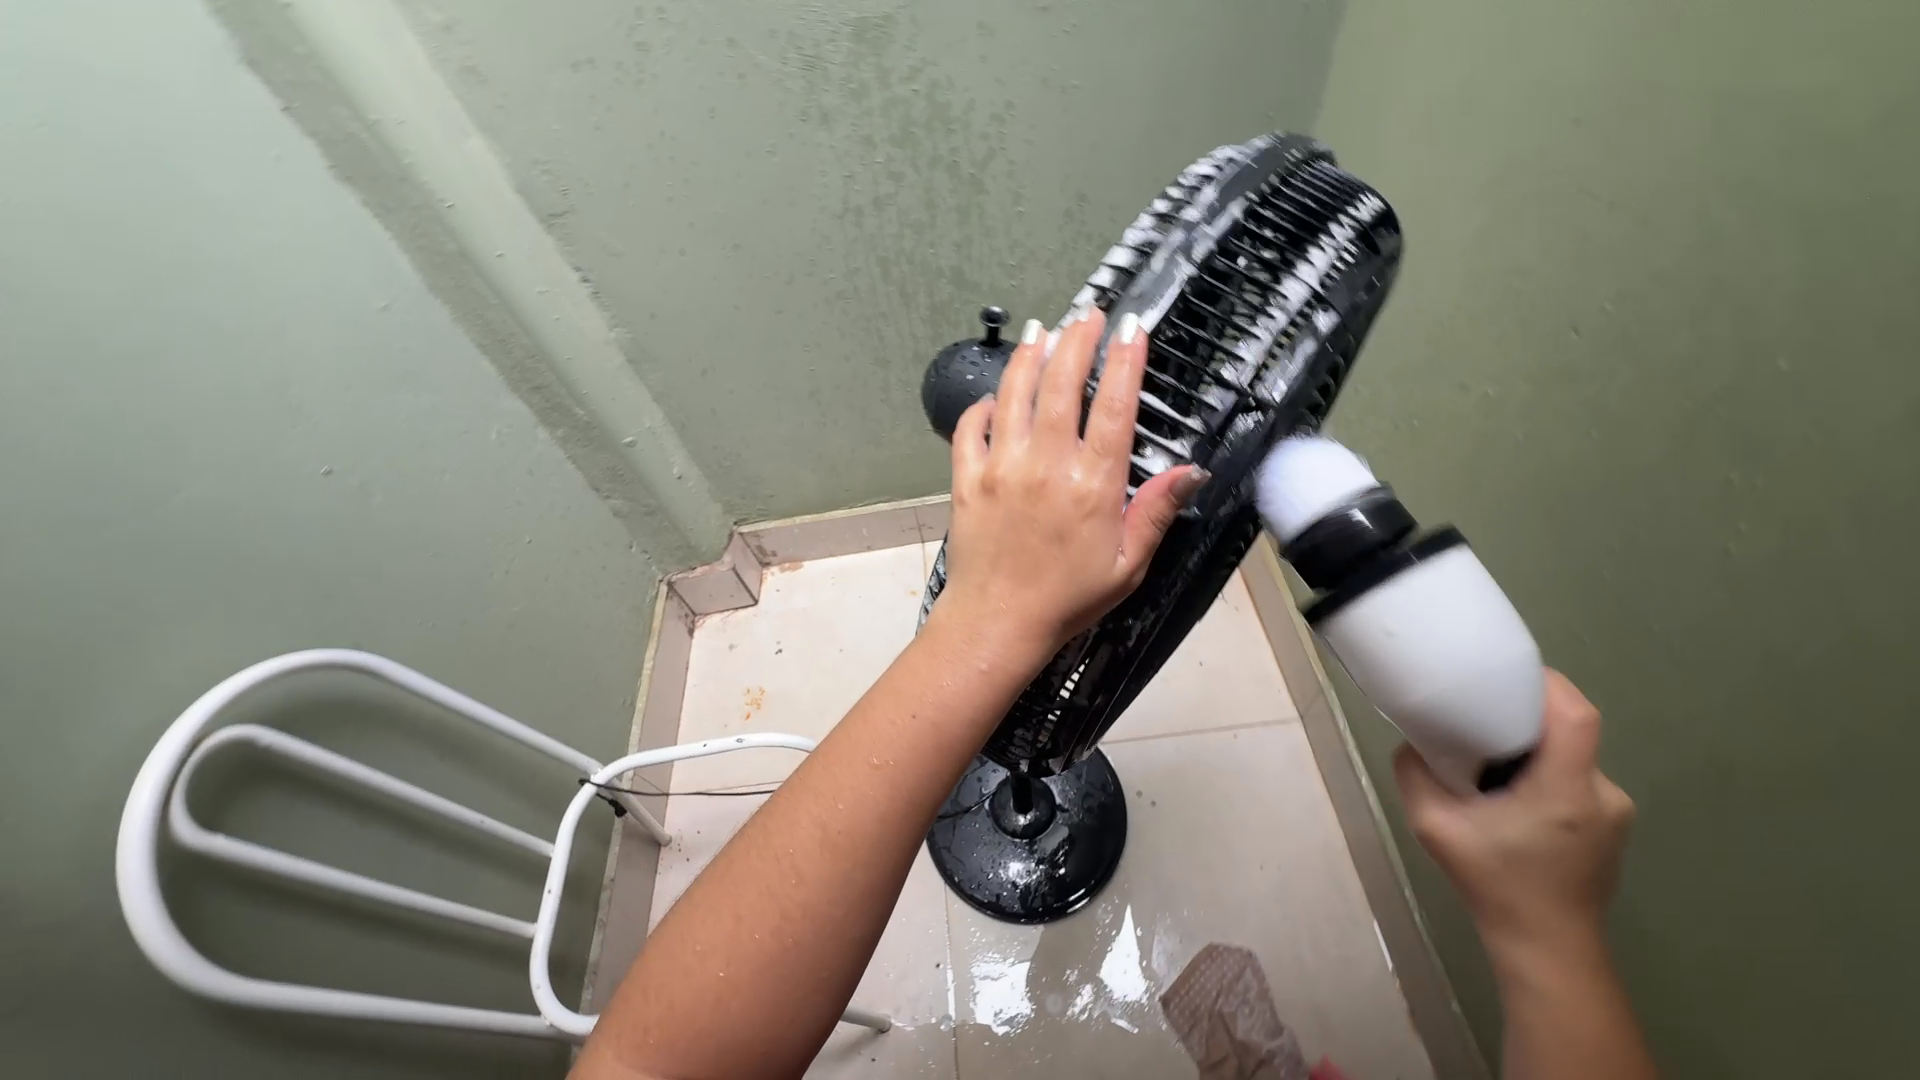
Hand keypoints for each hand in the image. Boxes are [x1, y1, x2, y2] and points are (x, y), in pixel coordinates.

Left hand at [934, 309, 1206, 653]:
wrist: (998, 622)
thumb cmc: (1068, 598)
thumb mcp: (1128, 565)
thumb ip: (1156, 512)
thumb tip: (1192, 471)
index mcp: (1093, 485)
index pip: (1116, 408)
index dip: (1125, 362)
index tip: (1131, 328)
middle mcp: (1046, 465)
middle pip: (1063, 385)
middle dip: (1077, 341)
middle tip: (1087, 314)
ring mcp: (1002, 467)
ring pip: (1015, 394)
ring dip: (1030, 356)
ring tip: (1043, 330)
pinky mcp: (967, 478)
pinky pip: (970, 428)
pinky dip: (982, 405)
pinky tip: (994, 395)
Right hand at [1393, 670, 1634, 969]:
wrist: (1545, 947)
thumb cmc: (1493, 883)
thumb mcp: (1432, 826)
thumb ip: (1415, 773)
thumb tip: (1415, 742)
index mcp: (1565, 789)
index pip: (1576, 714)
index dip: (1546, 683)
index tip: (1505, 673)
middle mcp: (1602, 793)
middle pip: (1569, 730)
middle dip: (1524, 716)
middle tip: (1478, 717)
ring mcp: (1613, 811)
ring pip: (1570, 756)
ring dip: (1532, 749)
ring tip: (1488, 763)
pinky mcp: (1610, 826)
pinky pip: (1575, 778)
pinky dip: (1543, 773)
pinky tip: (1510, 797)